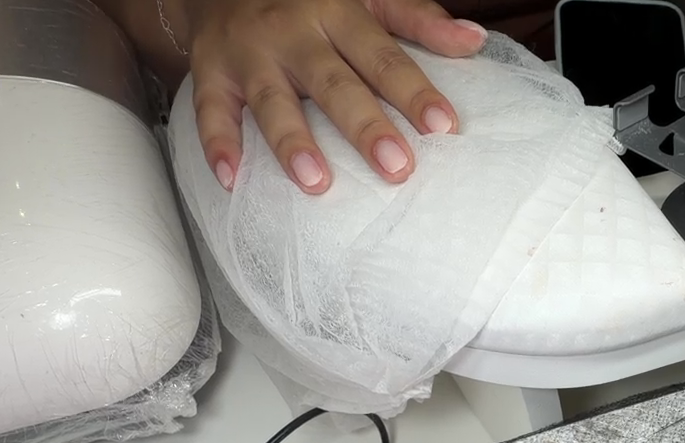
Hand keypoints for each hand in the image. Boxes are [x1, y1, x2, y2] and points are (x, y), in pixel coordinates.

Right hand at [180, 0, 486, 191]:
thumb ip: (419, 19)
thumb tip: (475, 40)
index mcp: (337, 11)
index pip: (383, 56)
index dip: (413, 91)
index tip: (443, 126)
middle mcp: (292, 31)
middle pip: (333, 83)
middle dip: (364, 126)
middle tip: (396, 167)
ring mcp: (250, 52)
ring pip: (272, 100)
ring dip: (293, 142)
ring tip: (317, 183)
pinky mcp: (212, 69)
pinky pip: (210, 108)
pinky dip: (217, 144)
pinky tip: (231, 180)